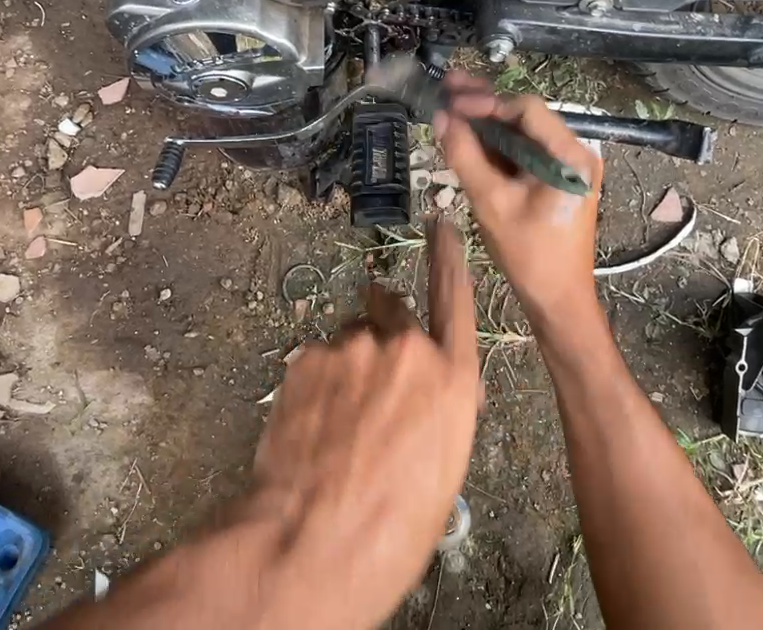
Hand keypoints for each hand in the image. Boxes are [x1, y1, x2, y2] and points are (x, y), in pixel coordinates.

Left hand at [245, 219, 479, 629]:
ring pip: (352, 337)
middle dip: (386, 331)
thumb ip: (443, 407)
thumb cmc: (394, 523)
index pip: (455, 297)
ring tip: (338, 418)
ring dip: (350, 361)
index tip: (440, 223)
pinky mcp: (307, 356)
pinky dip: (319, 379)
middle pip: (395, 313)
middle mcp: (405, 349)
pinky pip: (319, 356)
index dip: (448, 256)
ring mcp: (352, 347)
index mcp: (452, 378)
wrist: (313, 538)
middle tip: (372, 383)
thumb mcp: (444, 468)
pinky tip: (312, 421)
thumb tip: (437, 388)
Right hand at [434, 72, 602, 322]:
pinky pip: (520, 153)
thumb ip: (465, 157)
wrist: (557, 301)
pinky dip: (493, 144)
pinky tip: (464, 134)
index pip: (526, 109)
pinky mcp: (552, 180)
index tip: (451, 103)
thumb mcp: (492, 203)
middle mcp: (573, 153)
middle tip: (446, 86)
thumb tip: (441, 117)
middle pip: (523, 116)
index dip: (487, 101)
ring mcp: (564, 166)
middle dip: (483, 103)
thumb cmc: (530, 255)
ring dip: (485, 121)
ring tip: (448, 103)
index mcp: (570, 155)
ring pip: (519, 133)